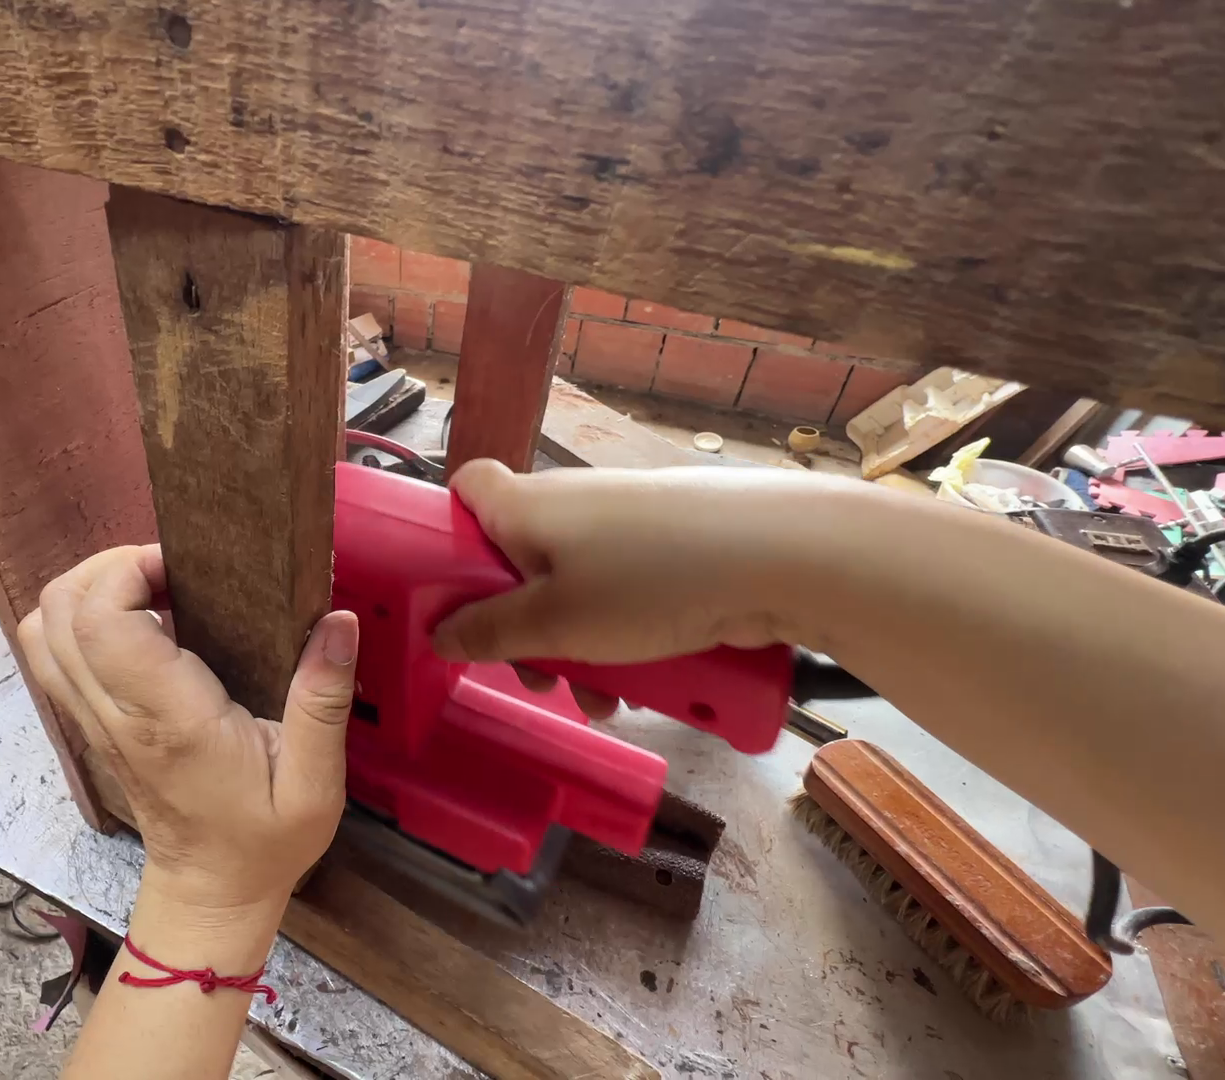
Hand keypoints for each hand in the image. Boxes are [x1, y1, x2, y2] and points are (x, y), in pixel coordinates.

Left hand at [17, 545, 358, 918]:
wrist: (209, 893)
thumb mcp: (315, 782)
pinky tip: (139, 622)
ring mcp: (91, 718)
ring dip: (89, 590)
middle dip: (108, 567)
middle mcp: (114, 712)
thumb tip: (339, 621)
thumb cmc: (264, 839)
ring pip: (43, 629)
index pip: (102, 622)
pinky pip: (54, 653)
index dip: (128, 570)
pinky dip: (81, 619)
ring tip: (152, 589)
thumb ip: (324, 702)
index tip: (184, 564)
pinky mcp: (88, 722)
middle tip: (172, 569)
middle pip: (60, 611)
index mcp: (168, 718)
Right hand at [432, 460, 830, 710]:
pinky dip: (614, 627)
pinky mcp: (667, 537)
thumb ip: (489, 632)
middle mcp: (568, 500)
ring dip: (570, 641)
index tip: (459, 586)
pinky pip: (617, 583)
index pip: (466, 487)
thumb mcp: (557, 624)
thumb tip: (438, 634)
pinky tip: (638, 677)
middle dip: (517, 621)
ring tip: (598, 696)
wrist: (786, 555)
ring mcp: (622, 517)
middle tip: (534, 673)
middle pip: (516, 555)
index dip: (451, 530)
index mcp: (526, 505)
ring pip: (570, 580)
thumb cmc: (647, 584)